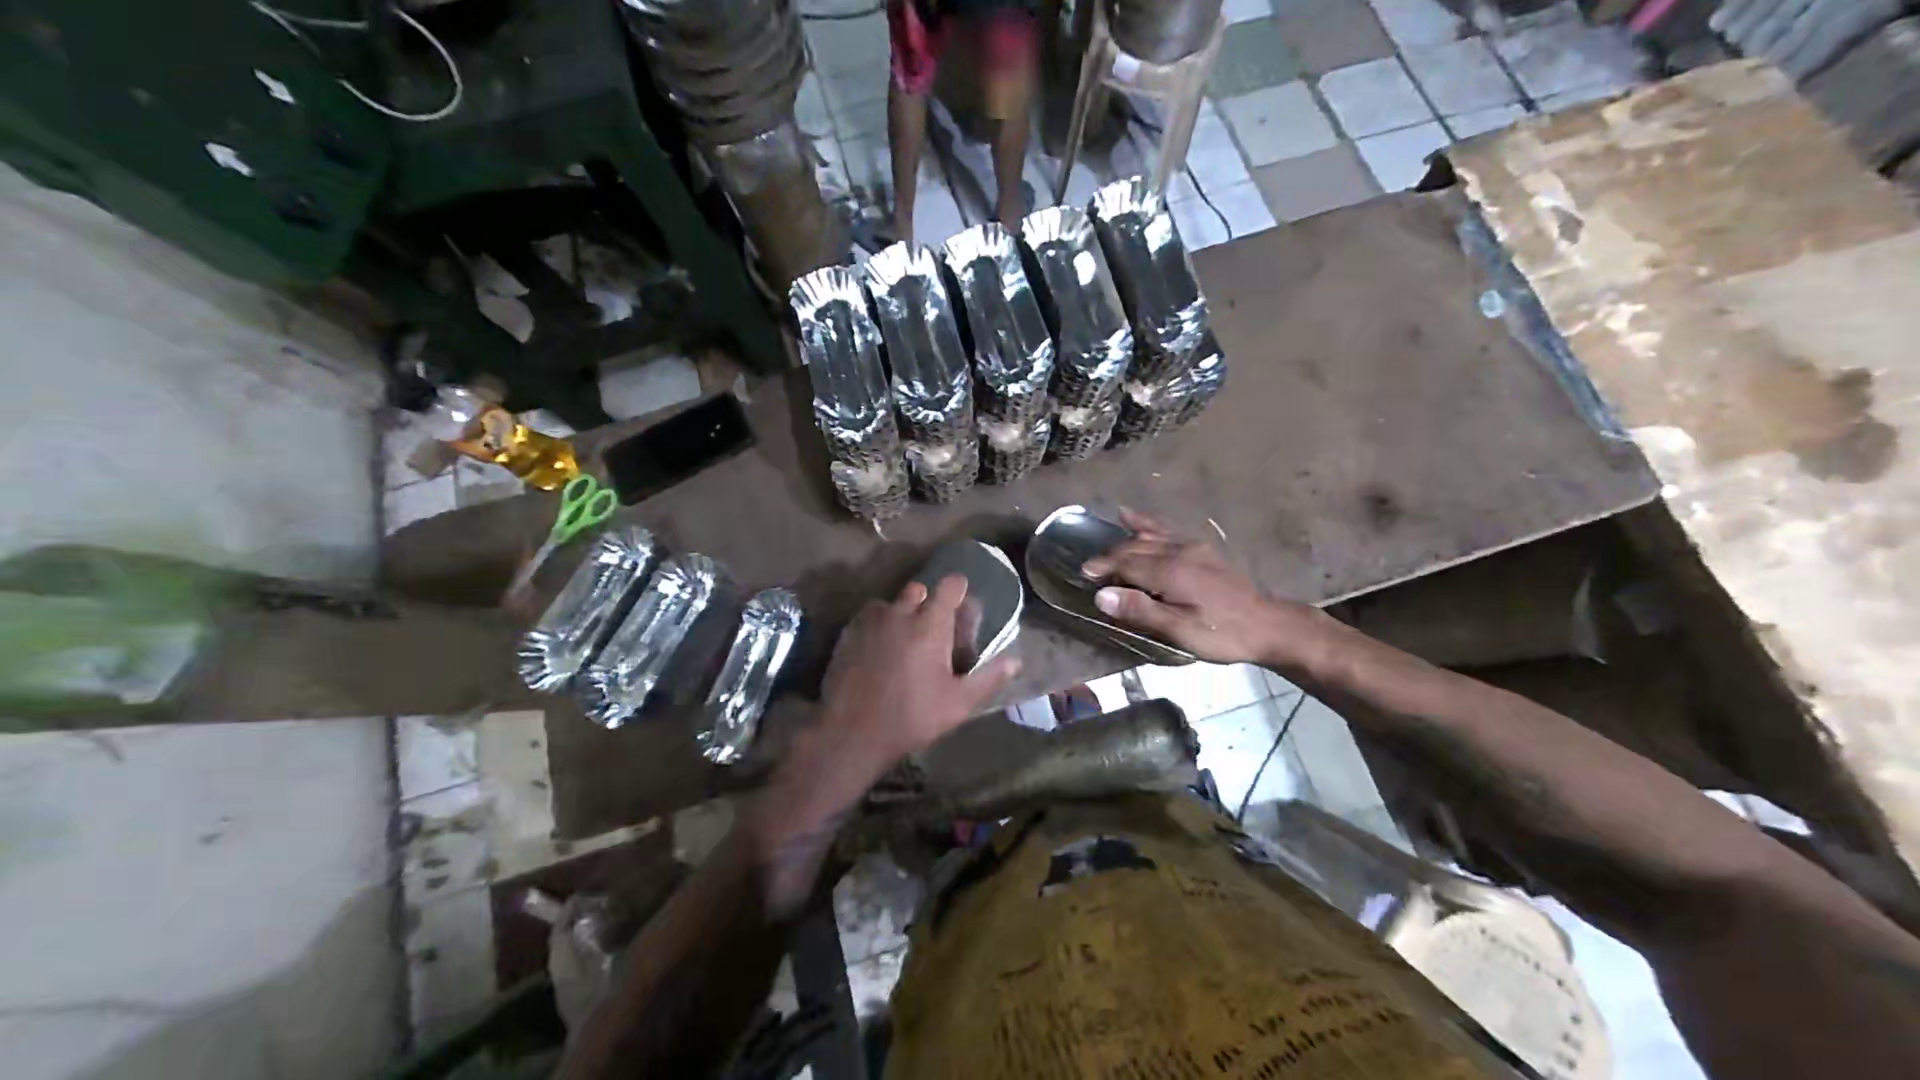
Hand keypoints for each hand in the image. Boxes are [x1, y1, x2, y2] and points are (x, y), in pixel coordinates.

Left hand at [818, 574, 1018, 765]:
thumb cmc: (912, 717)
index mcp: (931, 624)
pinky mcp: (847, 632)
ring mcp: (870, 620)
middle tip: (933, 632)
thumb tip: (1016, 661)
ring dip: (900, 614)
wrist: (852, 732)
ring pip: (891, 603)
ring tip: (903, 643)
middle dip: (928, 602)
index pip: (951, 585)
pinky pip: (868, 618)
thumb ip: (989, 678)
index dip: (959, 589)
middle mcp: (900, 612)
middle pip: (919, 589)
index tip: (962, 602)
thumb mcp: (958, 703)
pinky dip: (877, 626)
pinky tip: (878, 652)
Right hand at [1080, 509, 1337, 667]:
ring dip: (1124, 540)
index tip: (1083, 573)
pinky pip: (1165, 529)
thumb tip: (1102, 595)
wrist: (1268, 624)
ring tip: (1105, 547)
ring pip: (1148, 536)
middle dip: (1110, 555)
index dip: (1102, 567)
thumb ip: (1140, 610)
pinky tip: (1131, 516)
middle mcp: (1177, 551)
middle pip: (1134, 547)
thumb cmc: (1222, 633)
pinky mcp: (1201, 548)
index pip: (1125, 563)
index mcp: (1170, 571)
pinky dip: (1145, 522)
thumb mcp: (1180, 630)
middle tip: (1091, 569)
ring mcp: (1191, 546)